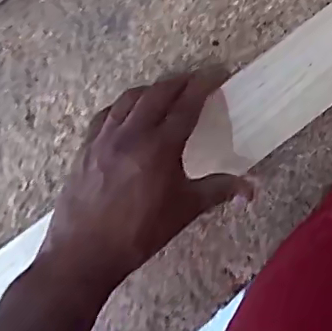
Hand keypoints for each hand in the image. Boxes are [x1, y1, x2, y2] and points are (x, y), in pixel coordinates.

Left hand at [37, 71, 244, 296]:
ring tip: (166, 92)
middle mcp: (133, 135)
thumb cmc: (138, 234)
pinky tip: (129, 113)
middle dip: (181, 81)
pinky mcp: (85, 149)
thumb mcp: (185, 210)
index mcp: (161, 147)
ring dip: (152, 89)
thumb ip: (219, 191)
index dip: (205, 83)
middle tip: (196, 80)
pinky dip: (123, 106)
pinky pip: (106, 114)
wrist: (80, 258)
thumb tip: (251, 191)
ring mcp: (105, 140)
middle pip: (159, 92)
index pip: (188, 103)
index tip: (218, 72)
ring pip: (131, 98)